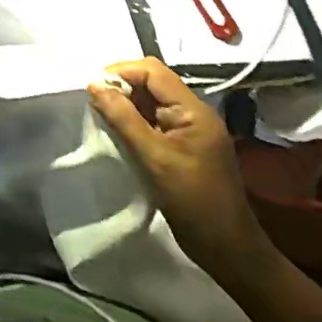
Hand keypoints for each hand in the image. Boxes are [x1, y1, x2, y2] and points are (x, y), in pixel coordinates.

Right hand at [88, 58, 269, 272]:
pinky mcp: (183, 144)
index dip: (122, 72)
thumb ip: (123, 118)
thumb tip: (94, 85)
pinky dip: (135, 119)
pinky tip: (120, 132)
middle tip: (98, 103)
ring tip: (105, 117)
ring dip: (127, 103)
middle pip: (152, 81)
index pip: (153, 72)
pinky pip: (154, 118)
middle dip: (122, 86)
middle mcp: (194, 112)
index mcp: (194, 110)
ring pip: (151, 99)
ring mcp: (190, 129)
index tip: (95, 89)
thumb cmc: (193, 201)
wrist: (228, 250)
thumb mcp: (154, 158)